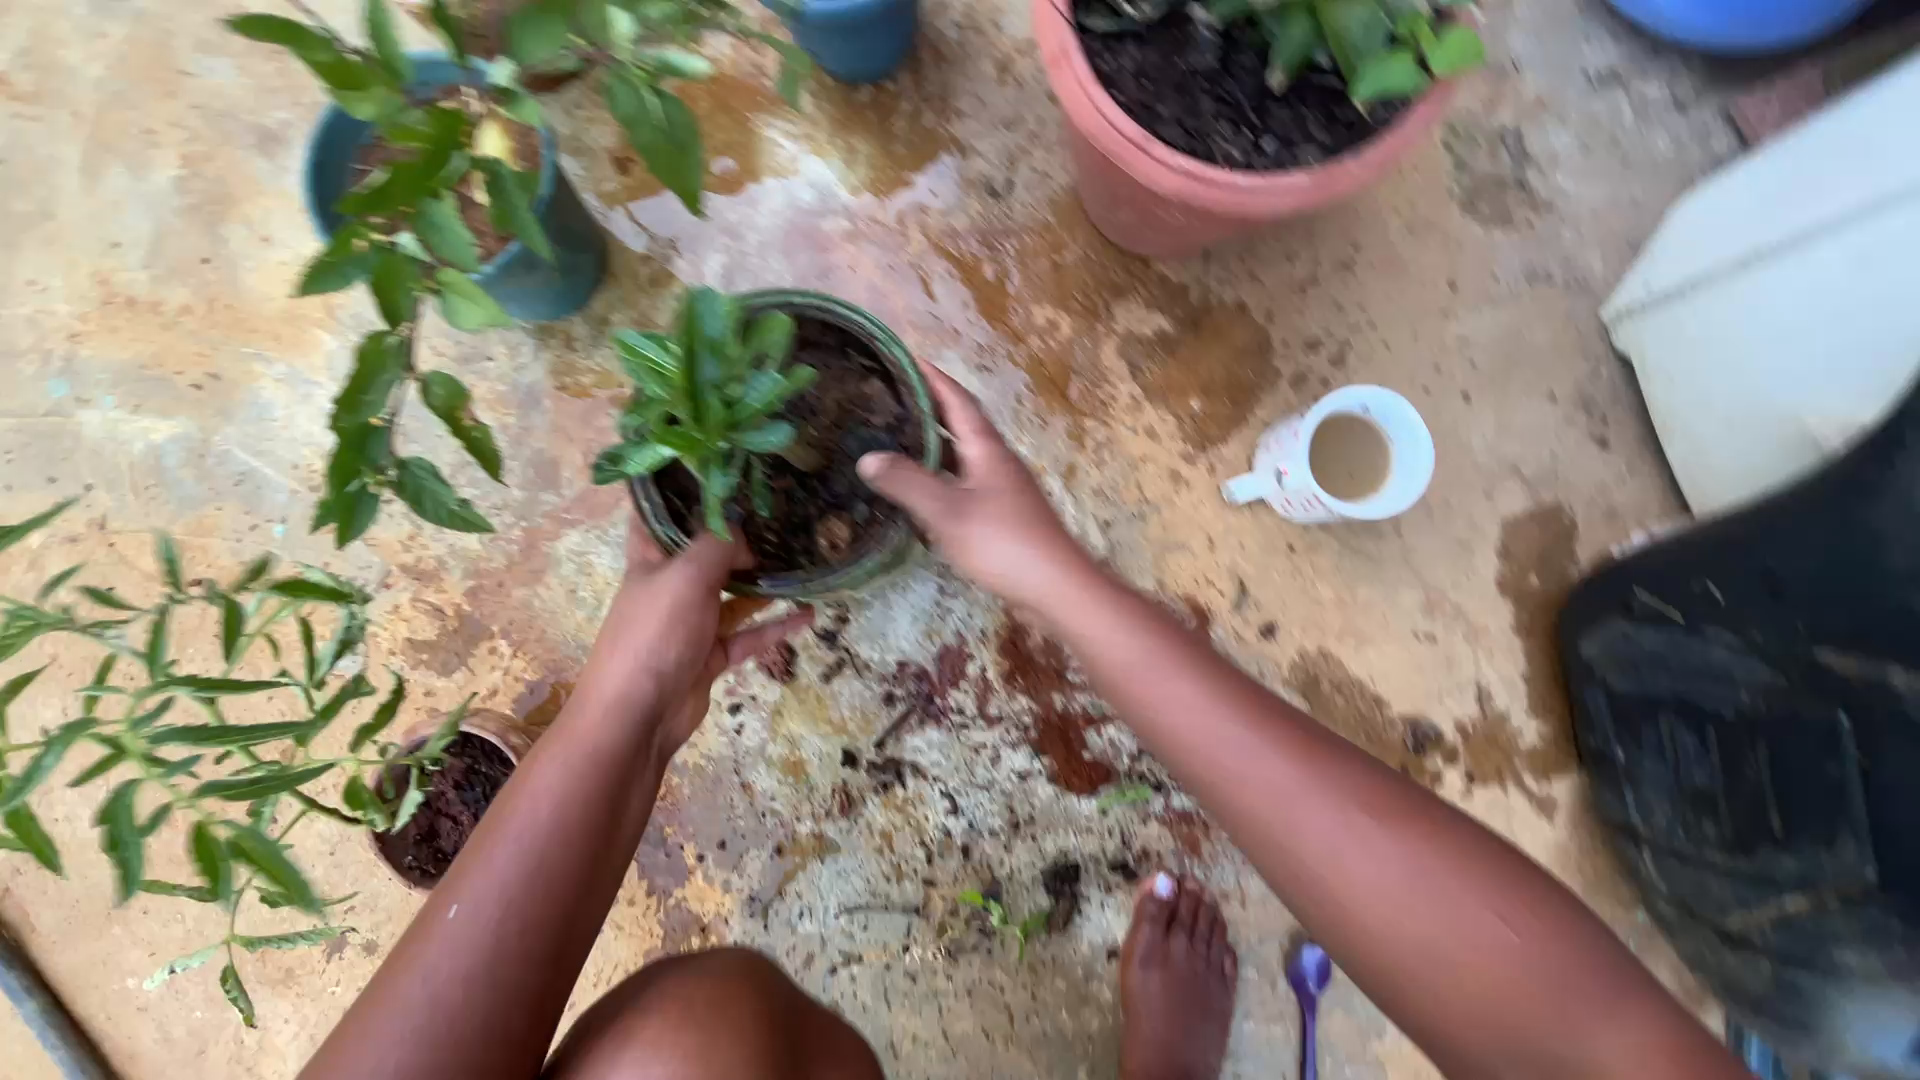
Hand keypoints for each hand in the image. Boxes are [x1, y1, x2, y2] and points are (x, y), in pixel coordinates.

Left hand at [573, 514, 812, 757]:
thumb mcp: (687, 576)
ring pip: (733, 596)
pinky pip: (749, 635)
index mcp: (651, 560)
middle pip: (705, 554)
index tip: (711, 471)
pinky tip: (808, 615)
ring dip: (764, 583)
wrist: (638, 714)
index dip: (675, 491)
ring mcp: (692, 624)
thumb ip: (719, 545)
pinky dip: (776, 626)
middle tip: (779, 515)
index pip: (655, 515)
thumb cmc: (654, 633)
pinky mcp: (711, 656)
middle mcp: (671, 587)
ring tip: (802, 562)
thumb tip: (747, 535)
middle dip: (737, 537)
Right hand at [857, 360, 1093, 611]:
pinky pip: (966, 483)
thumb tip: (867, 457)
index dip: (933, 379)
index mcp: (987, 449)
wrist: (1055, 587)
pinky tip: (923, 493)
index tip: (907, 358)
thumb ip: (907, 483)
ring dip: (935, 445)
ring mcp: (1004, 489)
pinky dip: (942, 478)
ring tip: (899, 441)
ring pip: (963, 457)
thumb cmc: (1002, 543)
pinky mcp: (1004, 515)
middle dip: (929, 409)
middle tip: (891, 399)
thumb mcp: (947, 511)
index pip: (958, 401)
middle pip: (962, 425)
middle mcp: (997, 461)